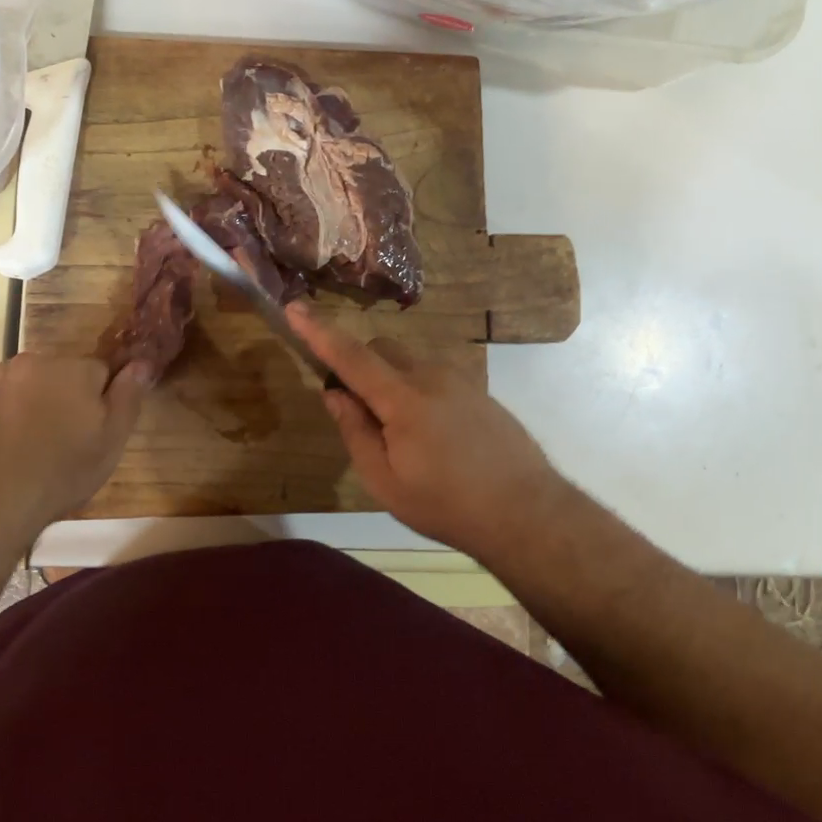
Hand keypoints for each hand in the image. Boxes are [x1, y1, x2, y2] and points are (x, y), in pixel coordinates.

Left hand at [0, 354, 151, 527]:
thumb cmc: (56, 475)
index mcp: (73, 371)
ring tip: (12, 452)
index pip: (95, 372)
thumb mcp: (109, 445)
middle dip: (53, 399)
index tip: (87, 431)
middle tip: (50, 445)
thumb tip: (142, 362)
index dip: (95, 400)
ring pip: (11, 386)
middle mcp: (29, 362)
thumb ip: (128, 398)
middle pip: (50, 375)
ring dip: (16, 406)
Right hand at [288, 304, 570, 556]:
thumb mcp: (386, 482)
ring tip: (399, 435)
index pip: (351, 356)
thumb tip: (335, 394)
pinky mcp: (478, 391)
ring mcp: (460, 380)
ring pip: (408, 362)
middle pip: (380, 349)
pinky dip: (414, 389)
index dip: (319, 332)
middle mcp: (431, 376)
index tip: (294, 307)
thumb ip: (355, 432)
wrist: (527, 513)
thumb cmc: (447, 505)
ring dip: (388, 380)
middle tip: (356, 411)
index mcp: (403, 399)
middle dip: (358, 364)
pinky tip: (430, 436)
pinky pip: (432, 375)